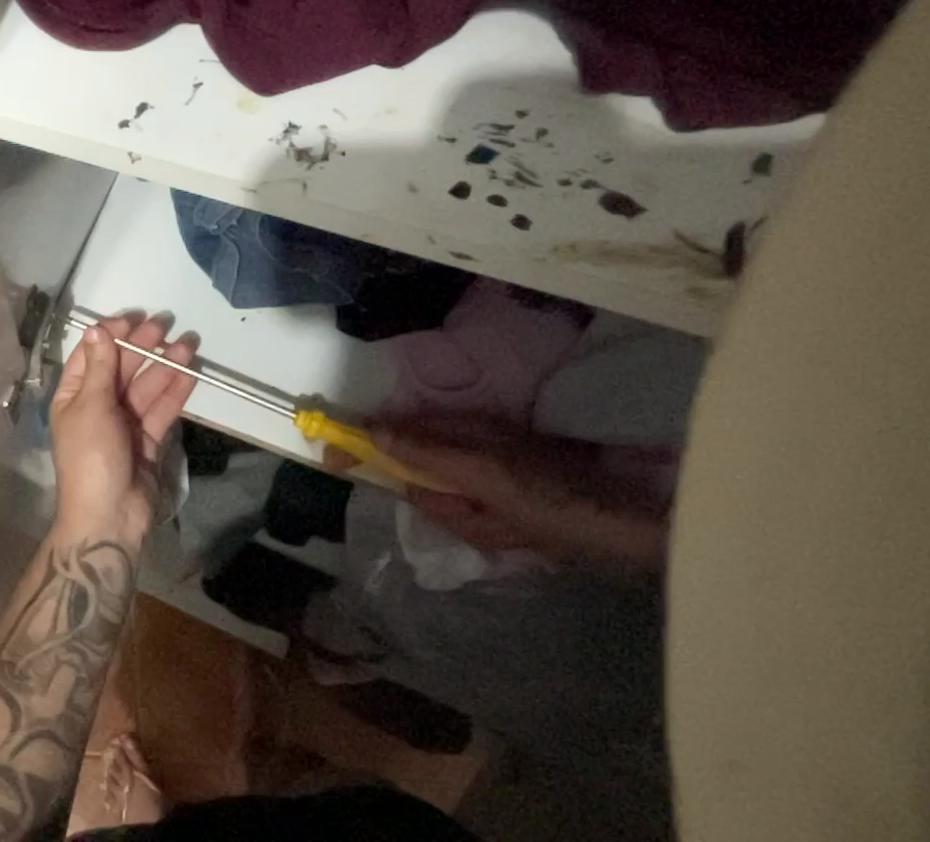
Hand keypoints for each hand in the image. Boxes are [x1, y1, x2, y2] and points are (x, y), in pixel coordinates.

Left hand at [49, 314, 197, 543]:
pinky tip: (191, 373)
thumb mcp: (91, 406)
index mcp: (73, 396)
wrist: (109, 516)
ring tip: (189, 345)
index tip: (133, 319)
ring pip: (145, 387)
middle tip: (166, 325)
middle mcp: (96, 405)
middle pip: (121, 368)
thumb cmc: (91, 457)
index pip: (91, 355)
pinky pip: (161, 409)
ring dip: (165, 366)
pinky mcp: (147, 440)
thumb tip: (97, 328)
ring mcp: (123, 423)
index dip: (111, 334)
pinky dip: (175, 392)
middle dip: (142, 346)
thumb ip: (100, 367)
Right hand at [327, 415, 669, 568]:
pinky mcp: (499, 499)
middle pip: (415, 475)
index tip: (331, 457)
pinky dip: (485, 530)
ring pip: (442, 503)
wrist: (632, 533)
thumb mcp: (484, 476)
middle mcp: (465, 447)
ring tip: (506, 529)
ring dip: (468, 521)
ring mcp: (483, 474)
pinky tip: (516, 534)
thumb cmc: (554, 500)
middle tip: (475, 517)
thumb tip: (373, 429)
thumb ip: (427, 453)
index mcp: (459, 432)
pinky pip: (468, 519)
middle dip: (438, 502)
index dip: (360, 441)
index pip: (392, 430)